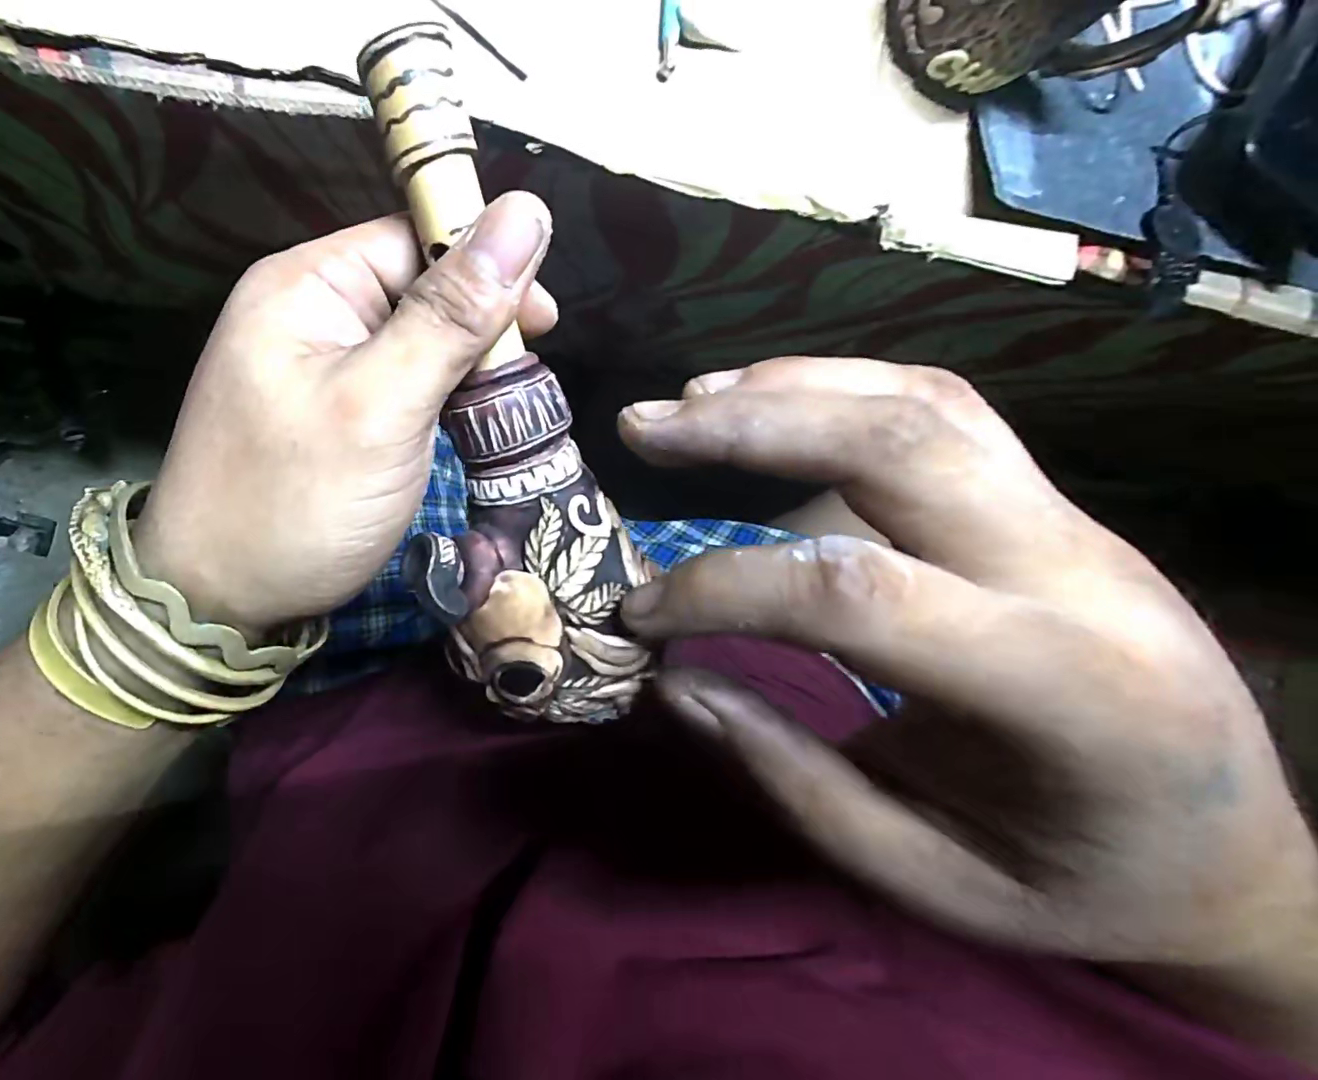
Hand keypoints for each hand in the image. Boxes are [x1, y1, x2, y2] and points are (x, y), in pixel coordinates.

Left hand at [132, 193, 555, 635]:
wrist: (216, 598)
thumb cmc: (295, 502)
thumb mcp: (381, 404)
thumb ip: (451, 314)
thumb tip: (527, 211)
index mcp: (305, 286)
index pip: (415, 239)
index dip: (484, 271)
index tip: (540, 326)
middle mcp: (303, 315)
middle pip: (416, 292)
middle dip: (474, 333)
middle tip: (516, 389)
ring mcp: (309, 369)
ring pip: (410, 345)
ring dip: (457, 374)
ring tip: (493, 418)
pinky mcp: (321, 416)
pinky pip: (391, 388)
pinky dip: (430, 405)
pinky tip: (455, 432)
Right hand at [616, 357, 1317, 1058]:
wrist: (1223, 853)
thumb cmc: (1064, 881)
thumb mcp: (912, 870)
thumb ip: (780, 773)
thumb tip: (666, 680)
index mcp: (1062, 689)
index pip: (855, 593)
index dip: (721, 589)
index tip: (639, 613)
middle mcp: (1079, 573)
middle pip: (901, 446)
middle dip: (750, 427)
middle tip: (639, 429)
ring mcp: (1068, 522)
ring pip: (921, 404)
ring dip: (787, 389)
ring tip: (685, 405)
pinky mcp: (1039, 504)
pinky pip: (935, 409)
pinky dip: (831, 388)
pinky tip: (759, 401)